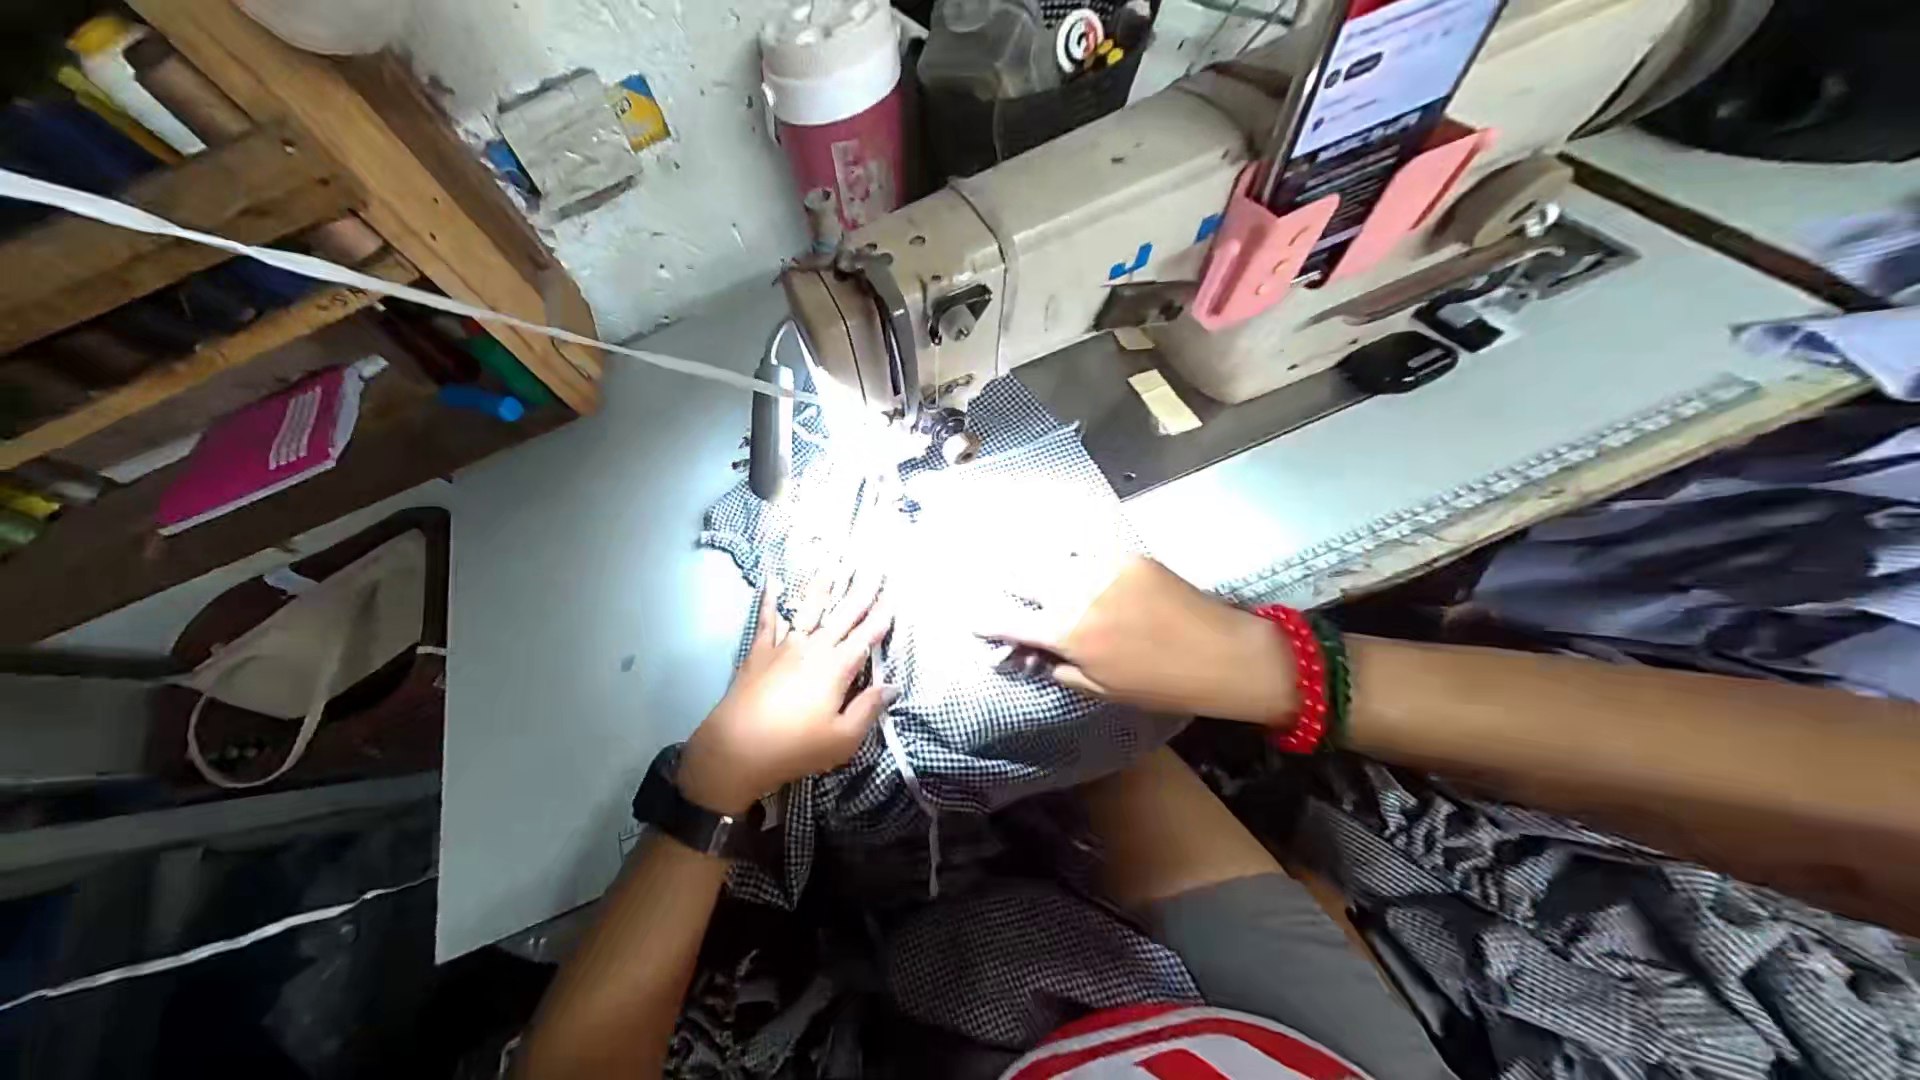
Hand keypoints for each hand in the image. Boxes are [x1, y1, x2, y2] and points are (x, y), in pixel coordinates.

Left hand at [679, 568, 895, 815]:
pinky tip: (772, 581)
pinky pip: (767, 620)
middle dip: (862, 592)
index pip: (867, 636)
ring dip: (823, 586)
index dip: (883, 616)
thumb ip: (868, 709)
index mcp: (837, 668)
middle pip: (844, 615)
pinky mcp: (760, 652)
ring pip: (808, 610)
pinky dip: (770, 599)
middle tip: (875, 570)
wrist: (736, 748)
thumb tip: (891, 686)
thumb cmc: (795, 747)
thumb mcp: (842, 739)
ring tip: (833, 565)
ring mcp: (785, 646)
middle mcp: (814, 649)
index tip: (895, 595)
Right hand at [977, 555, 1296, 723]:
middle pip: (1019, 575)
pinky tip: (1059, 551)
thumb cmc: (1159, 682)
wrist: (1221, 653)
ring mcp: (1101, 567)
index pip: (1008, 621)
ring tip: (1014, 555)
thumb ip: (1058, 667)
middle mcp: (1076, 594)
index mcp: (1068, 634)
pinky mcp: (1125, 553)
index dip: (982, 619)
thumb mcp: (1101, 689)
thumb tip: (1031, 651)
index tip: (968, 615)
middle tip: (985, 575)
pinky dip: (1065, 551)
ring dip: (1028, 558)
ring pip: (1048, 554)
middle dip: (998, 577)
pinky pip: (1082, 547)